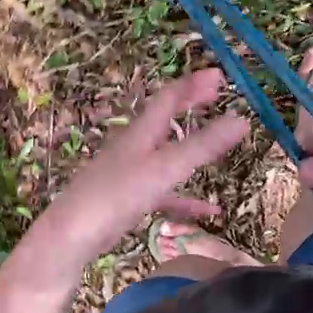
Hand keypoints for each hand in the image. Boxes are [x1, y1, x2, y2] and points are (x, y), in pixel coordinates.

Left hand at [25, 69, 248, 274]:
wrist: (70, 238)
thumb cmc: (114, 196)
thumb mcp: (163, 169)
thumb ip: (201, 147)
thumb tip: (242, 120)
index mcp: (141, 133)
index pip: (169, 97)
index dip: (193, 84)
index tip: (219, 75)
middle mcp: (134, 147)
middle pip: (166, 119)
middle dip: (190, 106)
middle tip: (216, 96)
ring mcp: (130, 175)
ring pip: (166, 155)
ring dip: (191, 148)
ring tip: (218, 146)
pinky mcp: (128, 201)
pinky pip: (165, 193)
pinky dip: (187, 197)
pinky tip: (209, 212)